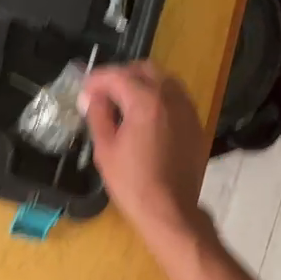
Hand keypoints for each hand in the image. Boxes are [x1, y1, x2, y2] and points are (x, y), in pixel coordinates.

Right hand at [81, 62, 211, 242]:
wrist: (170, 210)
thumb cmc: (132, 184)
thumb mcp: (105, 150)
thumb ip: (98, 115)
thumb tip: (91, 97)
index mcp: (145, 102)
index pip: (117, 76)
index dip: (97, 79)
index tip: (85, 88)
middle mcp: (170, 97)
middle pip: (144, 69)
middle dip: (122, 75)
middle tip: (104, 93)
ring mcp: (187, 110)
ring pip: (164, 80)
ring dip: (143, 84)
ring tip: (125, 103)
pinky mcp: (195, 124)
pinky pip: (177, 98)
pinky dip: (159, 98)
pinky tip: (147, 117)